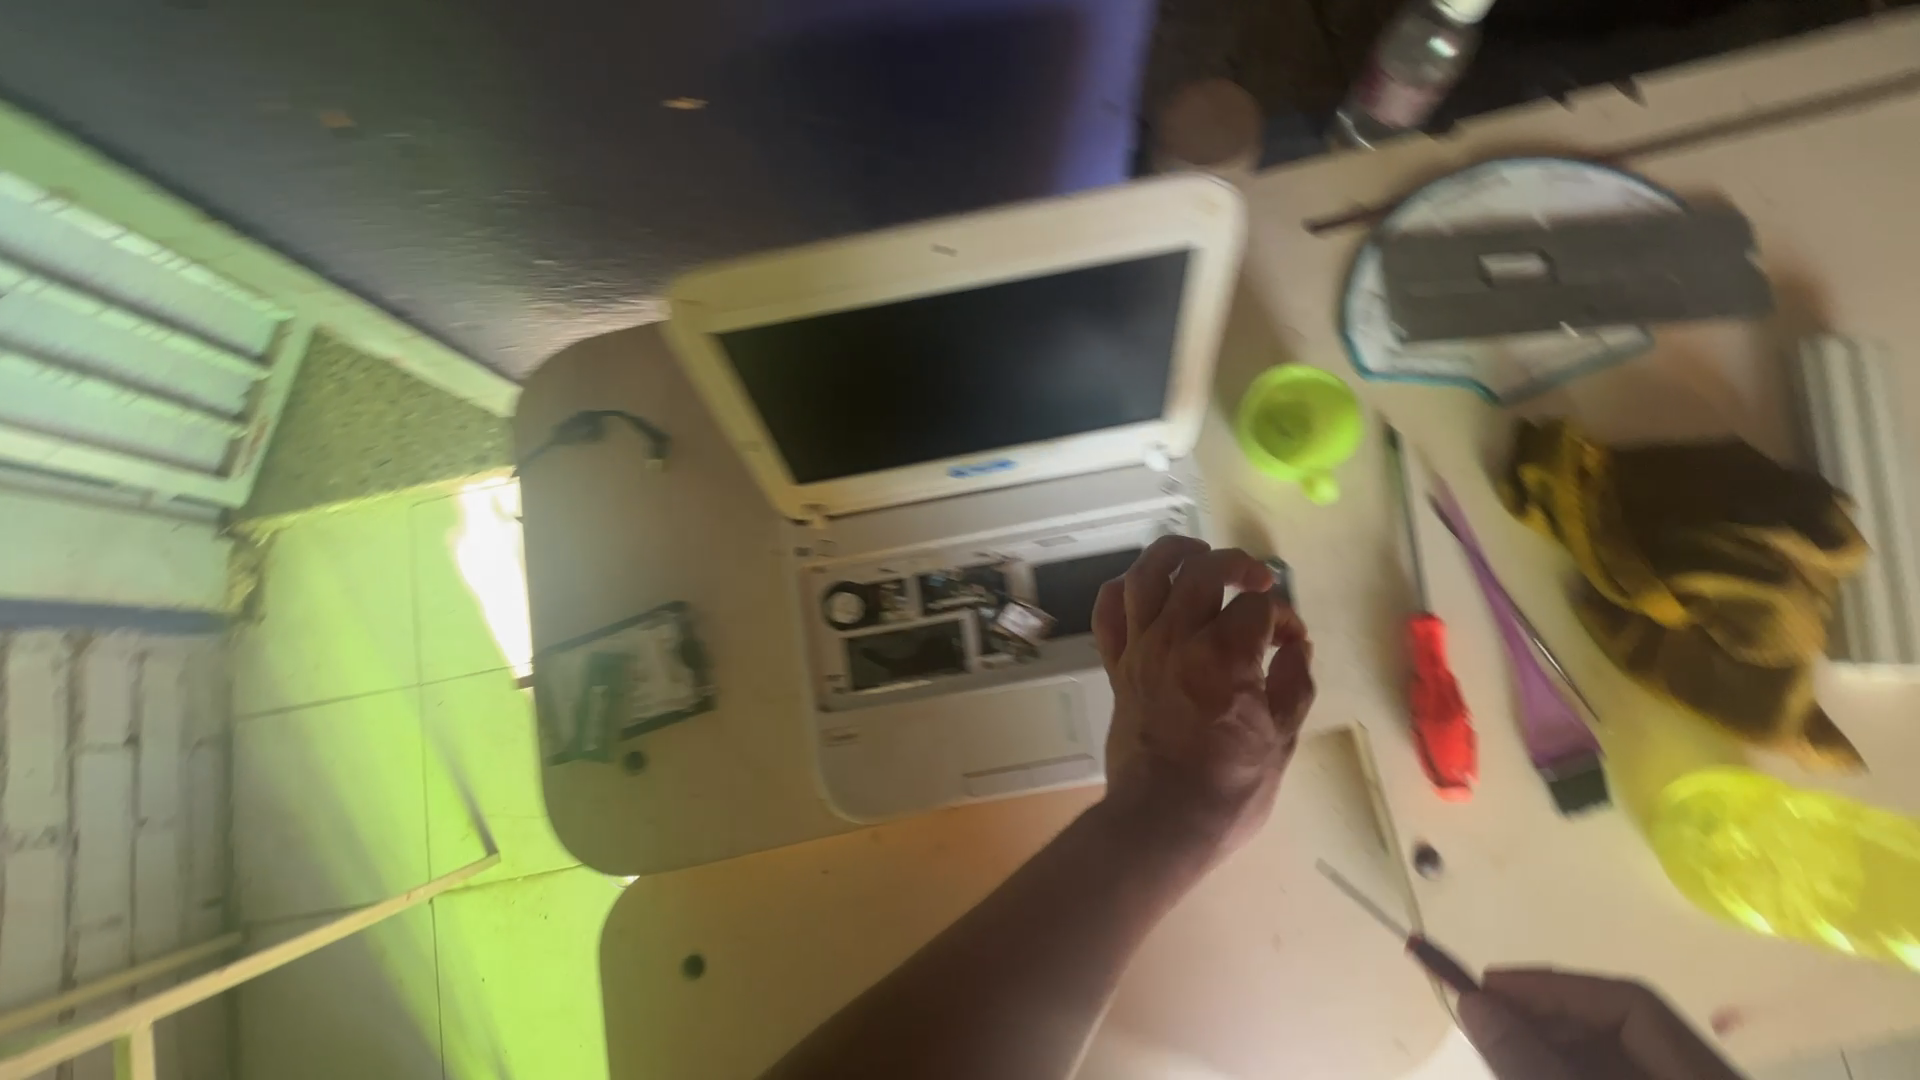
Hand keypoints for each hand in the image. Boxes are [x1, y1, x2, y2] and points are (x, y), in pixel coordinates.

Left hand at [1091, 536, 1313, 857]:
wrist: (1162, 820)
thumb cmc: (1230, 789)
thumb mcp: (1282, 739)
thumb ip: (1294, 683)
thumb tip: (1297, 646)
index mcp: (1225, 656)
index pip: (1260, 608)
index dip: (1283, 616)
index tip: (1292, 640)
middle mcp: (1177, 639)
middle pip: (1203, 570)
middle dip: (1237, 564)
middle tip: (1257, 579)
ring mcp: (1140, 650)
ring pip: (1145, 577)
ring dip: (1173, 554)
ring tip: (1198, 554)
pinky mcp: (1116, 667)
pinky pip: (1107, 615)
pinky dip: (1121, 592)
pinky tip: (1143, 589)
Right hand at [1460, 969, 1743, 1079]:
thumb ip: (1531, 1060)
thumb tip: (1471, 999)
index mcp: (1709, 1074)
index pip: (1632, 1001)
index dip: (1555, 987)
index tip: (1487, 987)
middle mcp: (1707, 1075)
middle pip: (1619, 1025)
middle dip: (1546, 1015)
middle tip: (1484, 1016)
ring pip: (1612, 1052)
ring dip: (1550, 1040)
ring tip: (1500, 1041)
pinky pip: (1612, 1071)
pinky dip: (1566, 1063)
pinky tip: (1531, 1063)